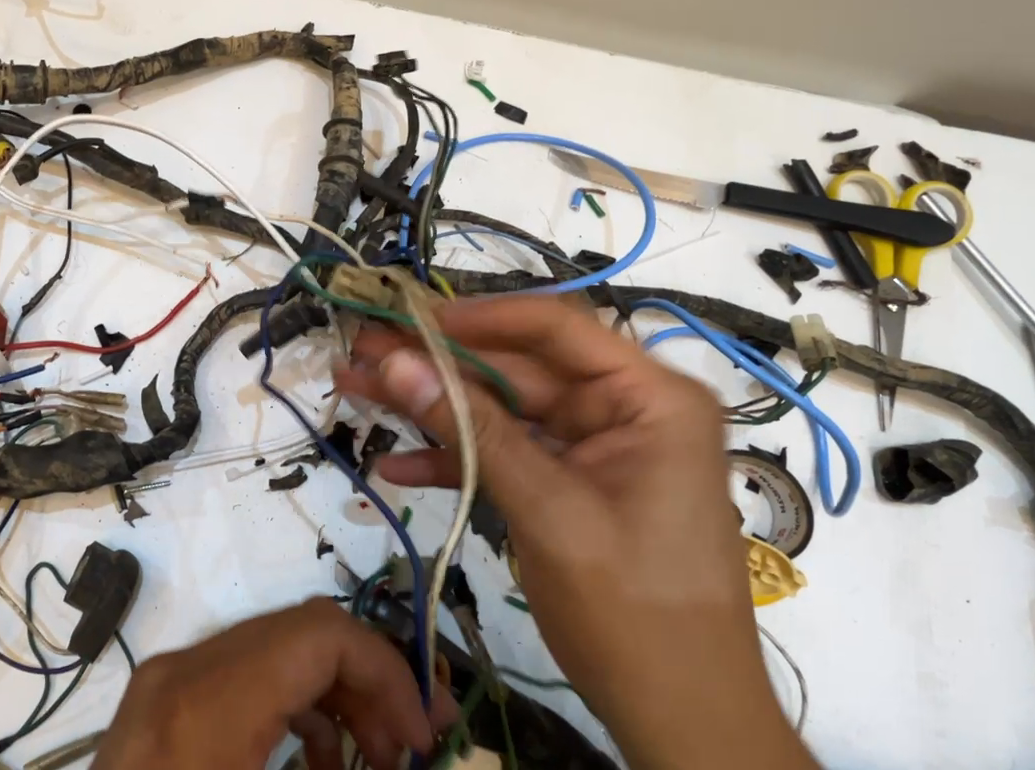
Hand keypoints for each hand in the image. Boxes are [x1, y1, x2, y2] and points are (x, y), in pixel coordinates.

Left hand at [92, 598, 450, 769]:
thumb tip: (406, 755)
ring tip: (376, 761)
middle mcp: (183, 670)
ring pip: (273, 652)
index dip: (387, 673)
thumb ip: (342, 768)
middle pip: (300, 635)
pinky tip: (321, 766)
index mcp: (208, 701)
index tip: (424, 738)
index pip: (318, 634)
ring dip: (335, 696)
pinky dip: (292, 710)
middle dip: (369, 683)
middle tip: (416, 745)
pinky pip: (243, 678)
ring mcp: (166, 680)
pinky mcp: (162, 700)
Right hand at [335, 296, 815, 769]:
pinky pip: (506, 453)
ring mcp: (595, 448)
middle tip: (359, 350)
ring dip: (430, 407)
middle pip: (514, 366)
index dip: (474, 317)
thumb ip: (470, 429)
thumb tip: (393, 361)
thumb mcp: (546, 509)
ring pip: (499, 407)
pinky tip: (396, 466)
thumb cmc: (632, 610)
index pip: (554, 327)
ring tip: (355, 389)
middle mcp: (624, 410)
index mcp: (650, 399)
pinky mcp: (571, 483)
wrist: (679, 717)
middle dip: (434, 364)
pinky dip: (454, 459)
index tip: (404, 318)